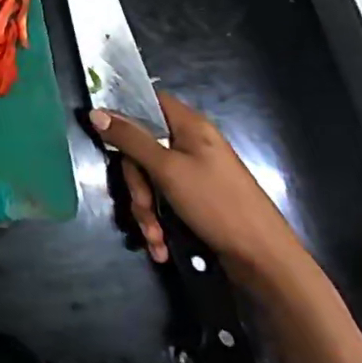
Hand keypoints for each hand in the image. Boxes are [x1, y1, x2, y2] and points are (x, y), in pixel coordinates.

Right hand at [91, 94, 307, 285]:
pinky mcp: (195, 200)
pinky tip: (160, 245)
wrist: (265, 261)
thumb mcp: (167, 169)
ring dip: (146, 210)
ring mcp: (193, 174)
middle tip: (143, 204)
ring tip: (154, 237)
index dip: (125, 113)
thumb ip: (130, 140)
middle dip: (137, 183)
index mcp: (190, 126)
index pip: (149, 101)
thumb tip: (95, 112)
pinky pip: (163, 200)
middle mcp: (190, 145)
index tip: (106, 134)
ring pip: (150, 179)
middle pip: (142, 148)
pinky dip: (158, 222)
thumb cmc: (217, 204)